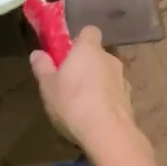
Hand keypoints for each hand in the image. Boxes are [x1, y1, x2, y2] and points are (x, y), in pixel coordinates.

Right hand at [30, 26, 146, 162]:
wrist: (108, 134)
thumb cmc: (72, 102)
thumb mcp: (48, 86)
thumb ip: (42, 67)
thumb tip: (37, 53)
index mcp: (89, 49)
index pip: (89, 31)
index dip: (80, 40)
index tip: (68, 53)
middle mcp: (109, 59)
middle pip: (98, 55)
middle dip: (87, 65)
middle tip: (71, 82)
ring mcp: (123, 80)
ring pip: (108, 75)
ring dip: (98, 84)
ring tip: (83, 104)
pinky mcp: (129, 101)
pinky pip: (115, 94)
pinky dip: (107, 101)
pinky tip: (96, 118)